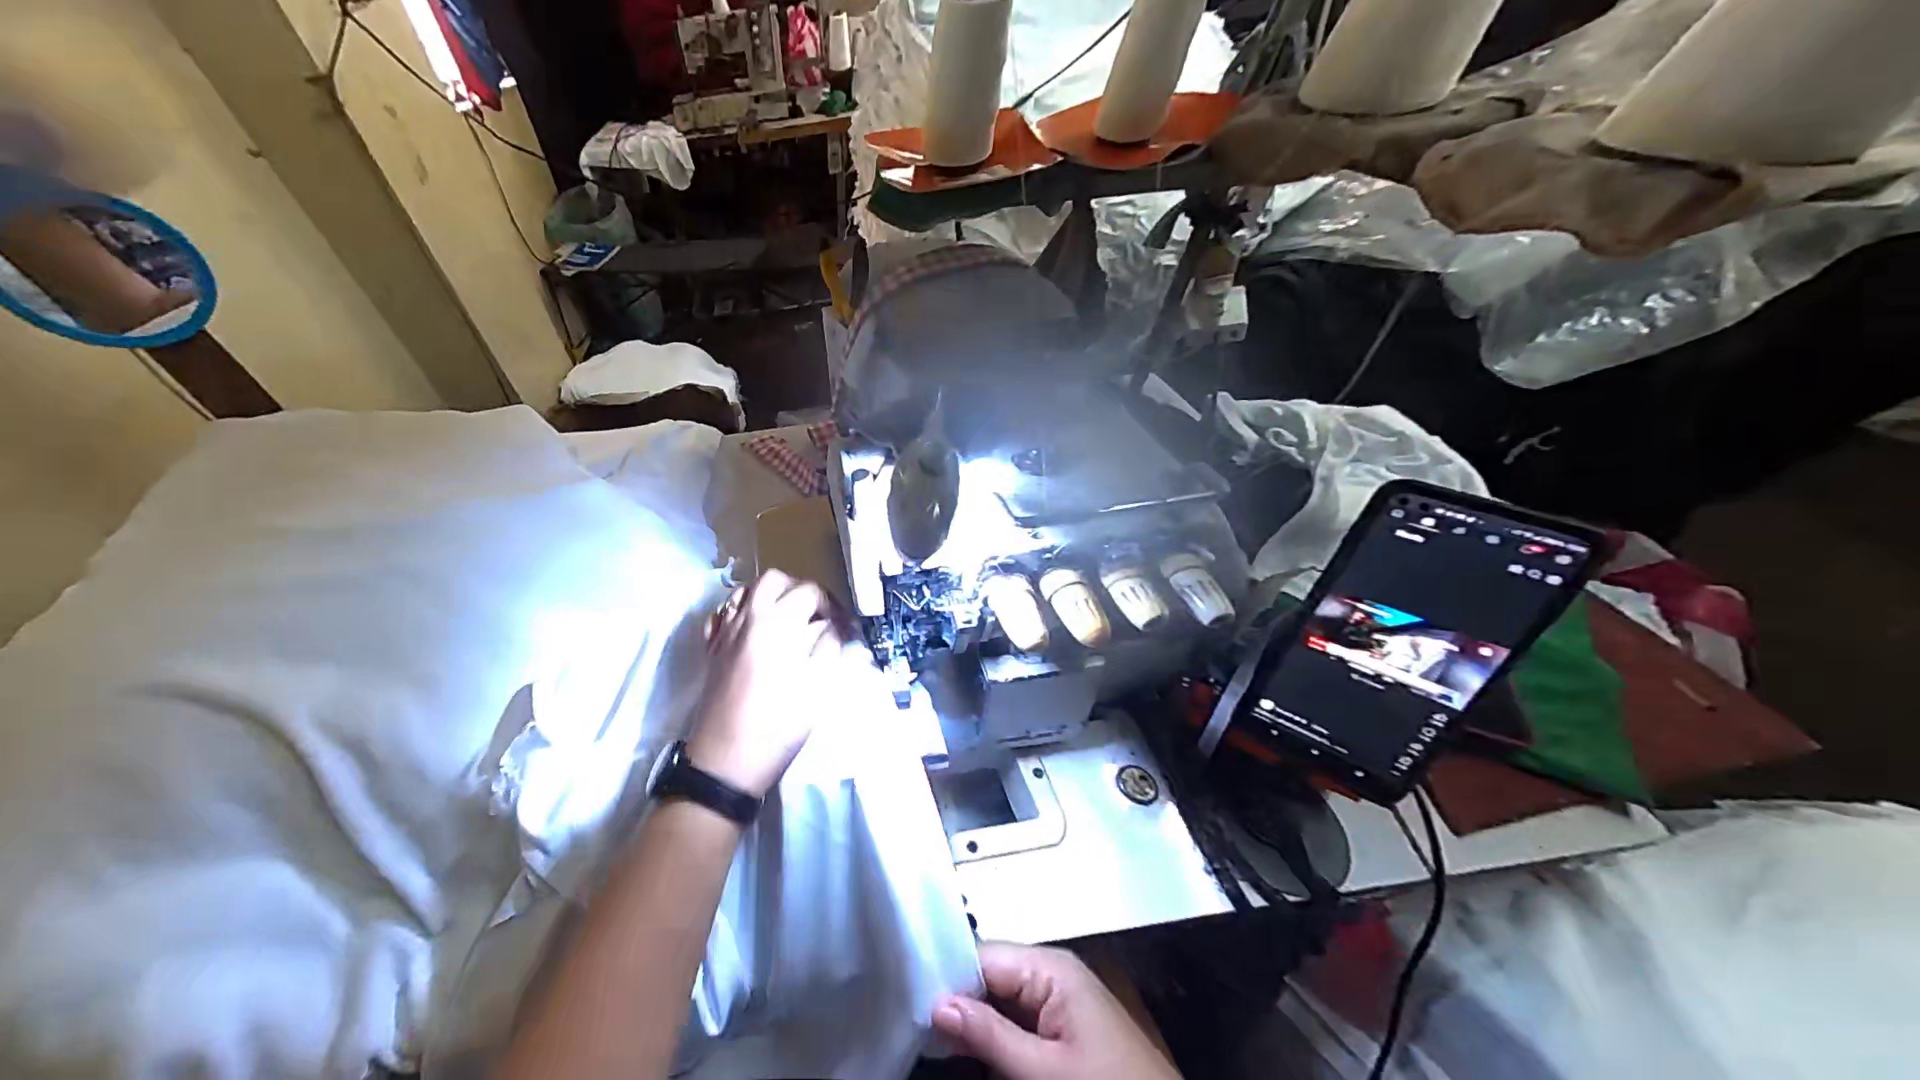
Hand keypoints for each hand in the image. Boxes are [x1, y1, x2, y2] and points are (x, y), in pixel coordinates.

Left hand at [686, 569, 842, 798]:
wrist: (723, 763)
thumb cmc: (776, 728)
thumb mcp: (817, 690)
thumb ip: (828, 650)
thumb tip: (834, 630)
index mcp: (776, 625)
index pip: (809, 592)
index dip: (832, 606)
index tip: (844, 626)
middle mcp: (747, 619)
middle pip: (775, 580)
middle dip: (801, 591)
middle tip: (818, 616)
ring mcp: (725, 633)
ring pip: (747, 591)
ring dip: (771, 596)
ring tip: (790, 620)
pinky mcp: (712, 650)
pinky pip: (725, 614)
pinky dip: (743, 611)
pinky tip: (756, 631)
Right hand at [932, 942, 1181, 1079]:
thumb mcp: (1043, 1071)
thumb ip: (989, 1035)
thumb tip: (937, 1003)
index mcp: (1050, 967)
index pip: (983, 956)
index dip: (946, 977)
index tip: (909, 1000)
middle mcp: (1050, 972)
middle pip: (989, 976)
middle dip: (956, 1000)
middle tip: (915, 1023)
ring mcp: (1055, 1000)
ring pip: (998, 1000)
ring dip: (970, 1021)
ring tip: (928, 1035)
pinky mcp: (1059, 1026)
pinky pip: (1014, 1021)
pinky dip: (991, 1036)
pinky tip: (963, 1049)